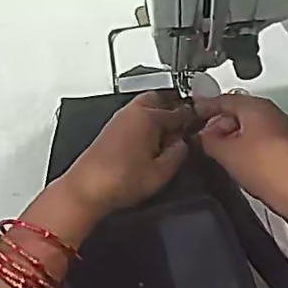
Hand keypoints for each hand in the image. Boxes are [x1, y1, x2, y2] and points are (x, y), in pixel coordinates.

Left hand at [50, 92, 192, 231]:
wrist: (86, 188)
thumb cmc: (119, 180)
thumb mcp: (161, 172)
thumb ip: (178, 154)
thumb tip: (183, 144)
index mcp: (149, 116)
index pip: (179, 111)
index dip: (193, 118)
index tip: (200, 123)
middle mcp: (133, 112)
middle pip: (160, 99)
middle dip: (174, 107)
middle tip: (186, 122)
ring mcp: (120, 119)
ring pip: (146, 106)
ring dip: (159, 113)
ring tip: (170, 133)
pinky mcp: (111, 129)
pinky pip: (135, 117)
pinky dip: (146, 122)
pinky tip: (151, 140)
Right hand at [195, 92, 287, 212]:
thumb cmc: (270, 169)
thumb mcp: (224, 153)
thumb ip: (207, 139)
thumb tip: (203, 136)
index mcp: (256, 107)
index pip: (224, 99)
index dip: (205, 106)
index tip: (195, 111)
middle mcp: (271, 114)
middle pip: (237, 111)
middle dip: (218, 123)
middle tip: (203, 135)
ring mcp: (280, 130)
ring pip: (248, 126)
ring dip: (230, 136)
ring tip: (218, 151)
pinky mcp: (284, 148)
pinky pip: (258, 139)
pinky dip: (244, 145)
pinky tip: (237, 161)